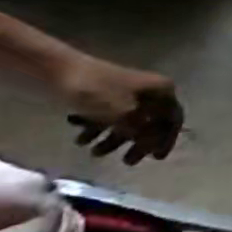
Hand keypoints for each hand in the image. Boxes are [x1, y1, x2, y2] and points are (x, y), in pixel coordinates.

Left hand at [54, 54, 183, 164]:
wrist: (58, 70)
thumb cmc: (97, 91)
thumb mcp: (124, 114)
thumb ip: (143, 132)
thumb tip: (154, 145)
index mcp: (161, 90)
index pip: (173, 119)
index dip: (166, 140)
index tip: (155, 159)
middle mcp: (150, 90)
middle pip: (151, 123)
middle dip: (137, 143)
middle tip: (126, 161)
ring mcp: (127, 92)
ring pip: (128, 122)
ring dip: (113, 140)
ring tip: (94, 152)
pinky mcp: (106, 95)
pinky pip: (109, 117)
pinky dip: (97, 130)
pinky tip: (81, 139)